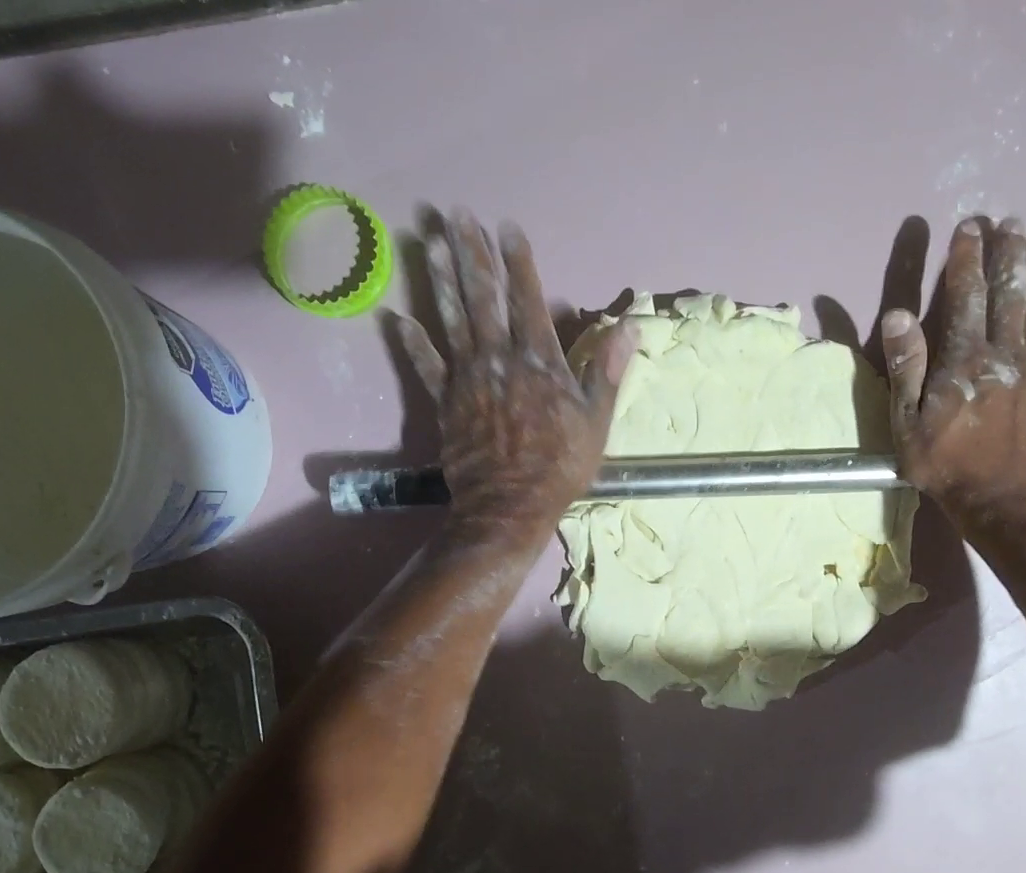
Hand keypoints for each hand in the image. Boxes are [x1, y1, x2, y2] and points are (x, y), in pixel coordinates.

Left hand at [394, 209, 636, 548]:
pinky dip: (412, 341)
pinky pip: (425, 365)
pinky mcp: (446, 401)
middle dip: (471, 253)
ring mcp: (468, 378)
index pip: (528, 299)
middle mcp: (499, 359)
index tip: (507, 227)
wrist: (510, 506)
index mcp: (539, 361)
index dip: (518, 261)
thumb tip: (629, 327)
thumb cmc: (560, 466)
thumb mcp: (596, 422)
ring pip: (452, 319)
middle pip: (483, 297)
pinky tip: (396, 316)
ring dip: (441, 279)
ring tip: (432, 241)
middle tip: (456, 214)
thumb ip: (607, 372)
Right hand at [881, 217, 1025, 537]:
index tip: (968, 227)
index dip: (966, 258)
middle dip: (1006, 253)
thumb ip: (905, 366)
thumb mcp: (906, 421)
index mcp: (963, 357)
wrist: (1002, 497)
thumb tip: (898, 315)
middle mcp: (1003, 351)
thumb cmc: (945, 463)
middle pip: (1007, 291)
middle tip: (1008, 221)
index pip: (964, 295)